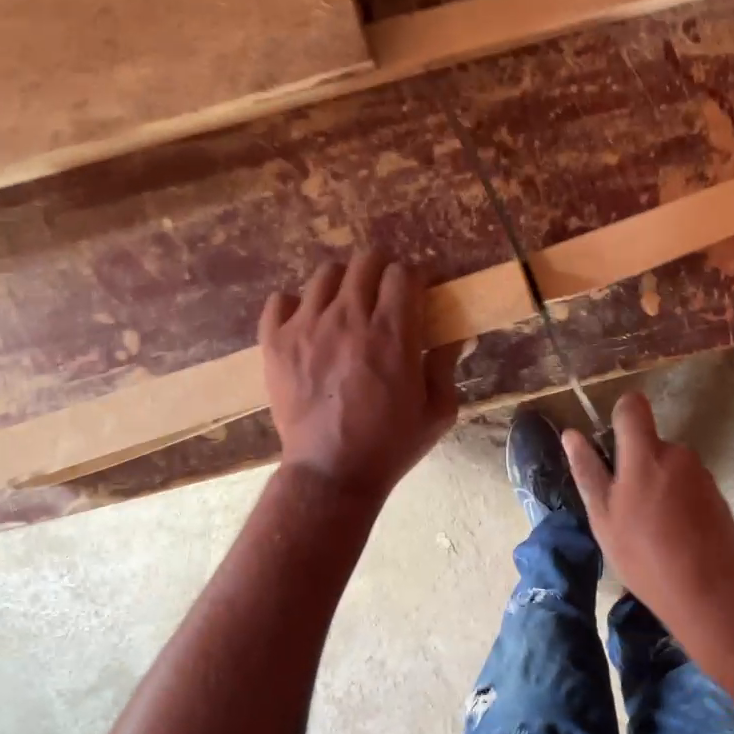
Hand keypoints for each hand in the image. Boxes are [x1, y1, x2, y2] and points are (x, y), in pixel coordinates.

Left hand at [260, 253, 460, 498]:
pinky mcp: (275, 341)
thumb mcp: (438, 410)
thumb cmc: (392, 444)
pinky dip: (299, 304)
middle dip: (383, 270)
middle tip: (388, 293)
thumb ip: (446, 364)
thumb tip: (458, 334)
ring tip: (349, 307)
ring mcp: (306, 326)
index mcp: (392, 333)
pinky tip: (311, 324)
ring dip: (345, 283)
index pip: (403, 273)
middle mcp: (348, 319)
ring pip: (326, 274)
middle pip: (365, 261)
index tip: (420, 292)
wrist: (331, 472)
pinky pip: (282, 299)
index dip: (416, 278)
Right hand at [562, 394, 733, 628]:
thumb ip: (588, 471)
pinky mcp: (718, 495)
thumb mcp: (604, 517)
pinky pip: (690, 487)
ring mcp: (702, 474)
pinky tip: (676, 536)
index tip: (612, 444)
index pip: (633, 406)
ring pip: (671, 468)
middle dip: (638, 466)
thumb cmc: (644, 554)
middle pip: (651, 445)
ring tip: (653, 530)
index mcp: (646, 454)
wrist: (706, 588)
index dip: (620, 415)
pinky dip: (680, 503)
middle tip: (628, 510)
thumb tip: (571, 435)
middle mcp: (679, 455)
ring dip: (660, 487)